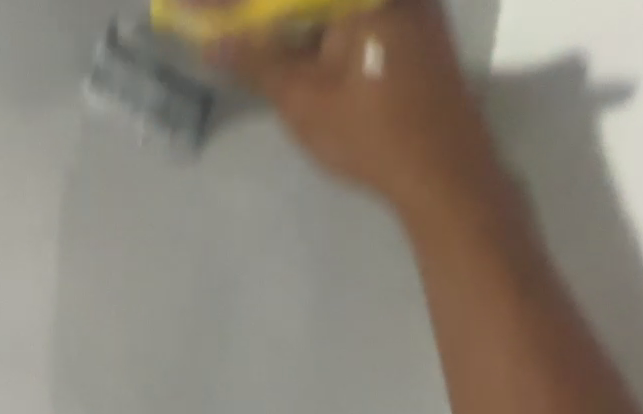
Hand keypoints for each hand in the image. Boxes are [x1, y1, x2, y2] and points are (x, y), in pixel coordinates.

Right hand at [206, 0, 509, 221]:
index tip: (199, 12)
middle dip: (266, 15)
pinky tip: (299, 54)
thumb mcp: (301, 97)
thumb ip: (256, 61)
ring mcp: (410, 4)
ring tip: (255, 45)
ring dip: (292, 23)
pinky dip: (322, 29)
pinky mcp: (417, 27)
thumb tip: (212, 43)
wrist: (444, 168)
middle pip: (309, 2)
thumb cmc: (369, 131)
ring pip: (334, 11)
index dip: (242, 8)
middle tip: (227, 35)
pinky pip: (356, 17)